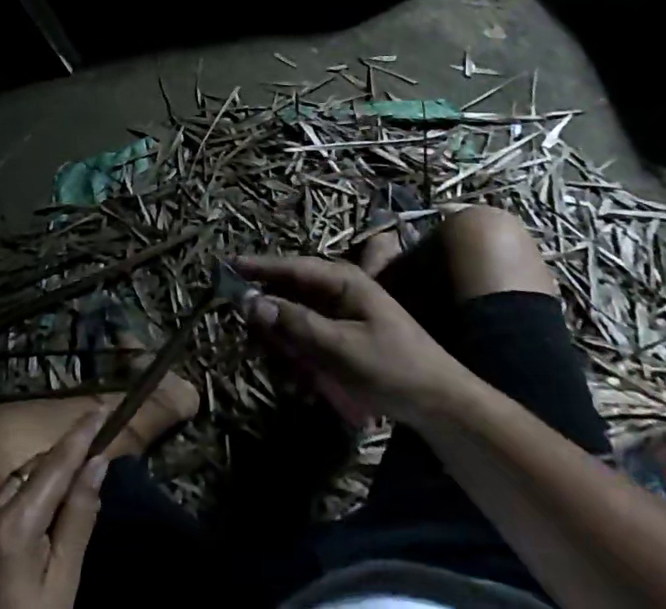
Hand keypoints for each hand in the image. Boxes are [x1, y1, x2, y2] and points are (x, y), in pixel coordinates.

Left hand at [0, 411, 109, 608]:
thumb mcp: (65, 576)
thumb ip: (80, 514)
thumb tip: (97, 462)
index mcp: (13, 524)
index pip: (55, 465)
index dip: (81, 435)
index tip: (103, 410)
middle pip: (37, 466)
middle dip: (68, 453)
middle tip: (100, 446)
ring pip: (23, 475)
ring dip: (51, 468)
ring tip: (82, 469)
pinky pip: (11, 491)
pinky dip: (35, 485)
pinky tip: (53, 494)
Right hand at [234, 255, 468, 423]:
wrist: (437, 400)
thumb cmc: (392, 366)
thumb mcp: (341, 347)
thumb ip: (297, 324)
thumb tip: (253, 302)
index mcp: (345, 281)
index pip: (293, 268)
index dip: (260, 267)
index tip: (229, 265)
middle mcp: (341, 291)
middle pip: (291, 294)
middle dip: (274, 320)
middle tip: (264, 345)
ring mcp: (343, 315)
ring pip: (297, 321)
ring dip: (289, 347)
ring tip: (299, 376)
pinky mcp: (344, 337)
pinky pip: (310, 340)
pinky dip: (303, 359)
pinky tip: (309, 385)